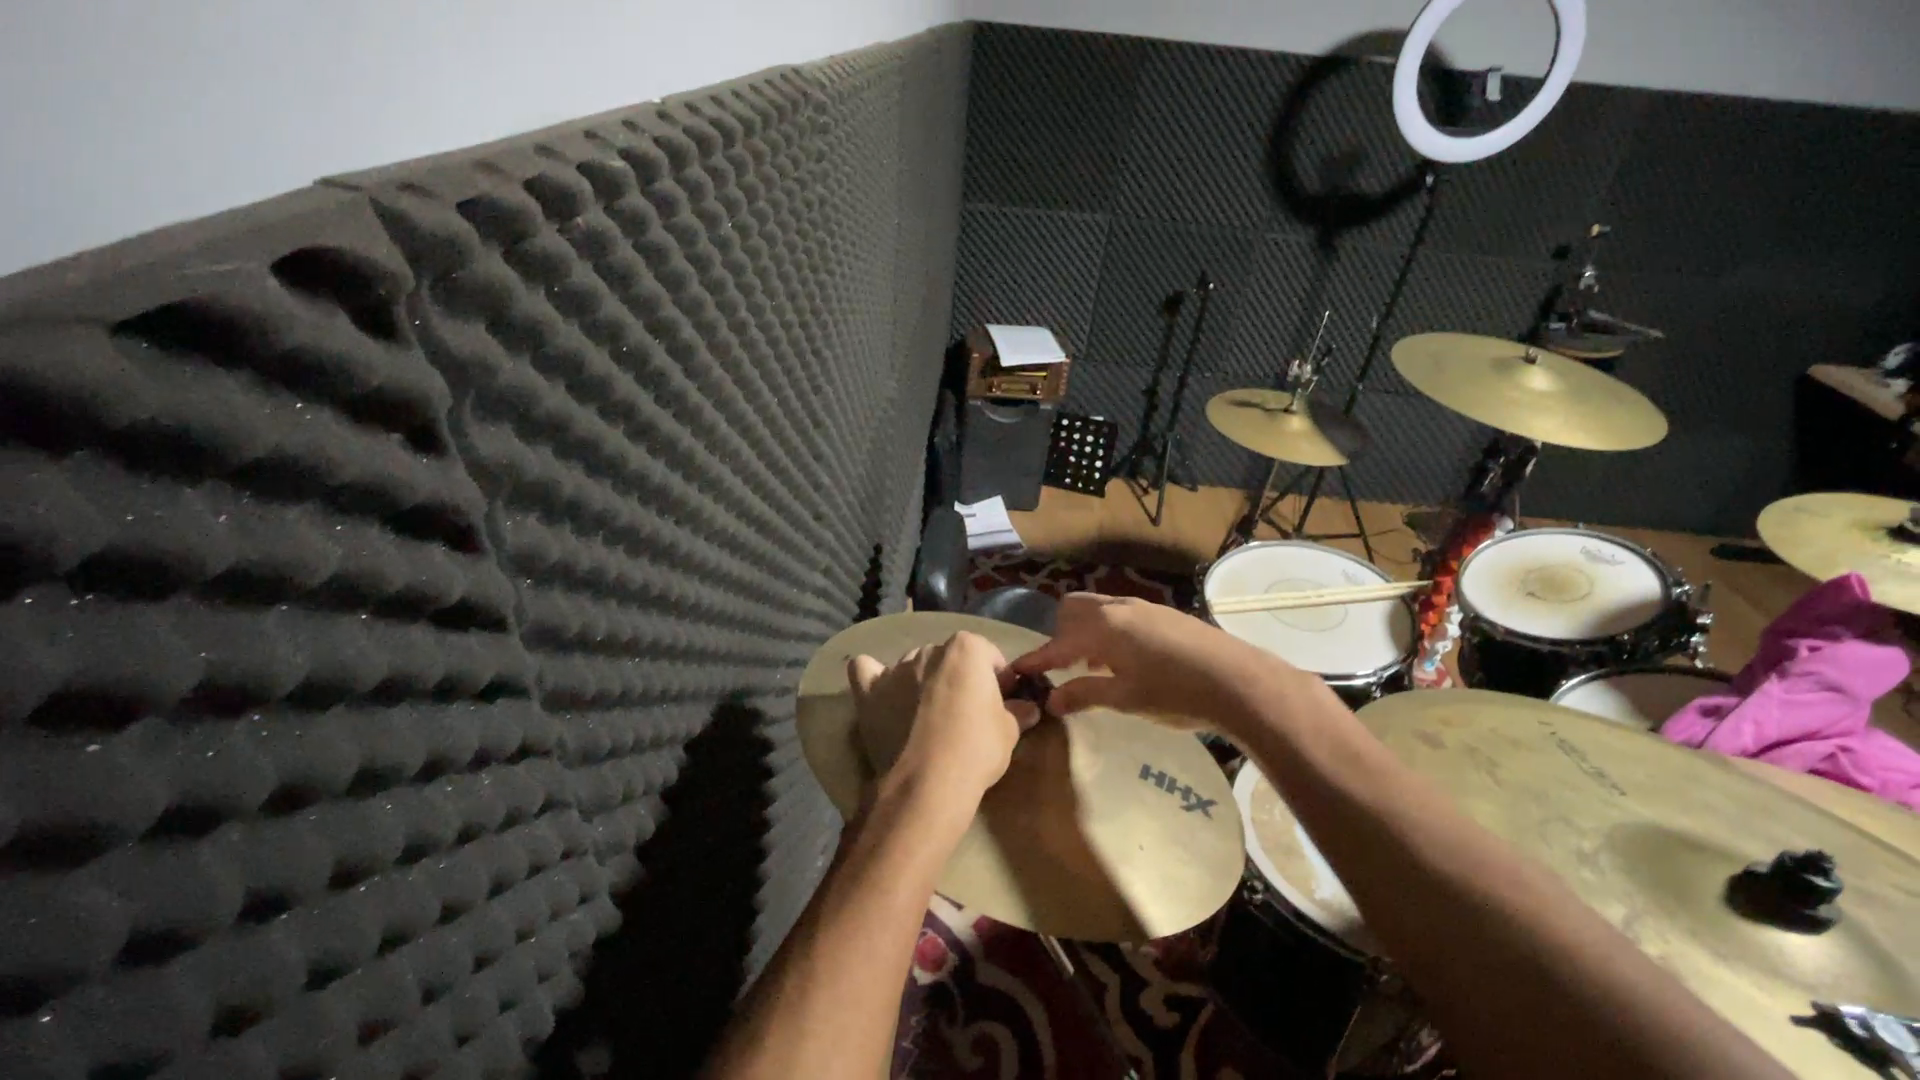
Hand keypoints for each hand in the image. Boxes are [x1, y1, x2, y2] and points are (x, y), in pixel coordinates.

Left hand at [847, 631, 1039, 802]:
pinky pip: (865, 670)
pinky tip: (881, 692)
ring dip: (921, 681)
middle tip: (964, 713)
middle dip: (957, 678)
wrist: (928, 782)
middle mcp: (928, 650)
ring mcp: (895, 669)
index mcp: (966, 648)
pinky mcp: (869, 692)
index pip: (987, 654)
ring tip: (926, 716)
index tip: (999, 702)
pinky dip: (873, 677)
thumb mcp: (1009, 731)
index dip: (995, 678)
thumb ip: (1017, 712)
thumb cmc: (976, 749)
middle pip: (948, 658)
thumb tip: (1028, 708)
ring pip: (912, 665)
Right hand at [1010, 593, 1314, 734]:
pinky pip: (1121, 615)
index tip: (1017, 673)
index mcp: (1103, 629)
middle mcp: (1118, 609)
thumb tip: (1051, 699)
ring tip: (1095, 668)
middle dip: (1060, 635)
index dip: (1036, 660)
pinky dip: (1109, 632)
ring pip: (1099, 610)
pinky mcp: (1165, 614)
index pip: (1056, 644)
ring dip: (1086, 633)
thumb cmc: (1176, 694)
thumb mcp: (1125, 699)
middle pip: (1072, 610)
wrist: (1239, 682)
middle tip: (1063, 669)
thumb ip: (1085, 694)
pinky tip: (1127, 661)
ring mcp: (1144, 608)